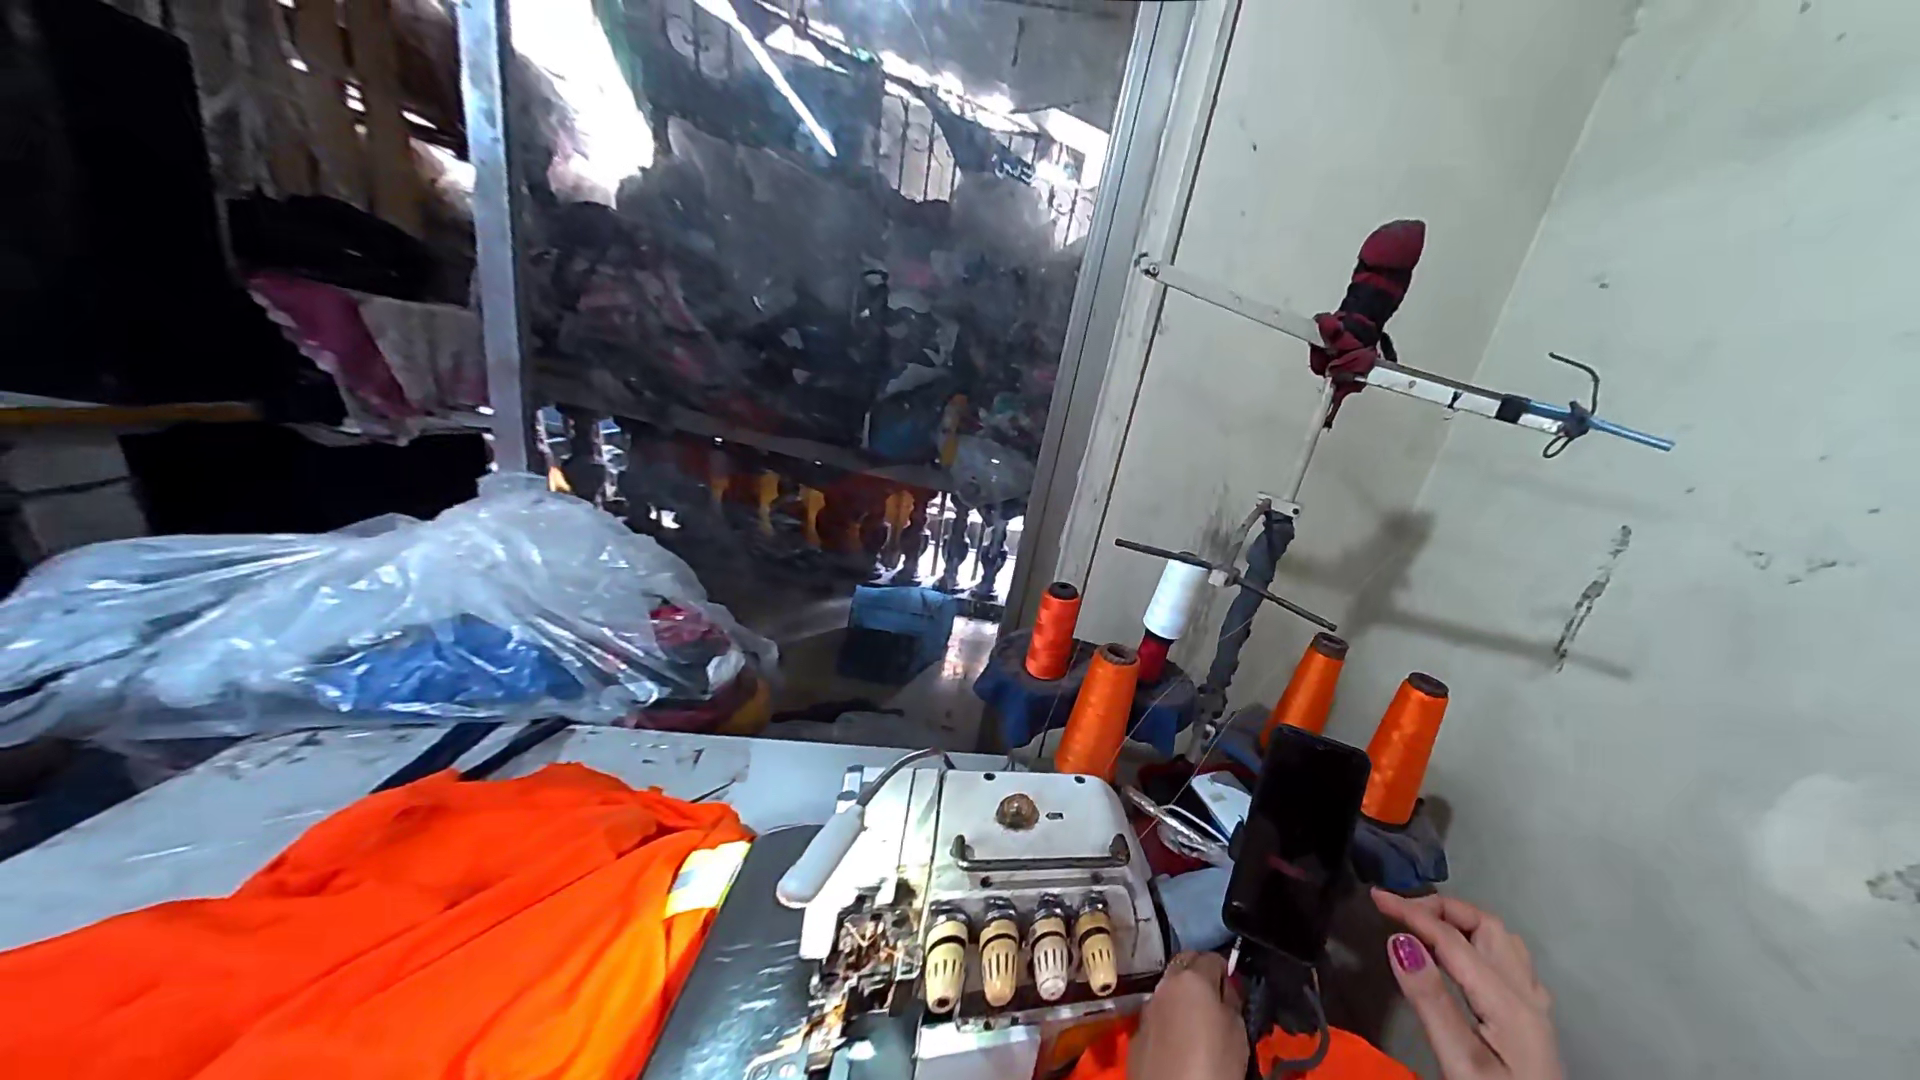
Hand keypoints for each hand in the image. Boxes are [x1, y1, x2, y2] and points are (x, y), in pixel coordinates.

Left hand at [1129, 952, 1247, 1079]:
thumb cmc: (1214, 1065)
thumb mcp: (1238, 1034)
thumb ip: (1232, 1003)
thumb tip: (1226, 988)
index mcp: (1192, 978)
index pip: (1212, 957)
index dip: (1225, 970)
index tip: (1233, 987)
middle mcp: (1165, 982)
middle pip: (1184, 962)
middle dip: (1200, 971)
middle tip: (1216, 996)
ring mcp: (1148, 1003)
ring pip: (1168, 985)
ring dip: (1182, 992)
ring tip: (1198, 1018)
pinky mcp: (1138, 1027)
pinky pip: (1157, 1010)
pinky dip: (1169, 1014)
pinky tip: (1178, 1037)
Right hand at [1371, 889, 1563, 1079]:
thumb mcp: (1460, 1063)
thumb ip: (1430, 1001)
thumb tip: (1399, 940)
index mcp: (1508, 1004)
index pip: (1452, 939)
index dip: (1411, 912)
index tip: (1374, 897)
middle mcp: (1527, 997)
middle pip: (1486, 926)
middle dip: (1440, 908)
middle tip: (1399, 912)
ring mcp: (1534, 1010)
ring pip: (1500, 940)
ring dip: (1459, 921)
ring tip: (1421, 926)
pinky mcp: (1531, 1022)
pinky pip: (1506, 960)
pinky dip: (1473, 941)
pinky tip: (1455, 957)